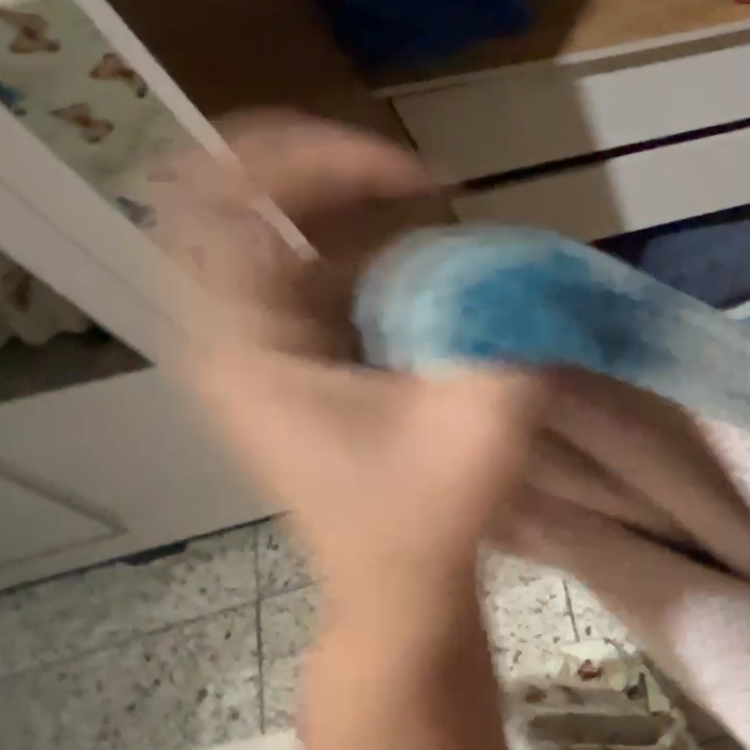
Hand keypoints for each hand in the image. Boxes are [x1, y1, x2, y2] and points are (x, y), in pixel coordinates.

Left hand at [157, 112, 543, 596]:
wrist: (399, 588)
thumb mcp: (477, 426)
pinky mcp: (288, 364)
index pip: (227, 196)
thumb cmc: (426, 519)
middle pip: (236, 198)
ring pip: (275, 234)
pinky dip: (363, 256)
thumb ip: (505, 338)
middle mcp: (229, 334)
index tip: (420, 183)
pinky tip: (425, 276)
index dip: (321, 161)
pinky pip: (307, 276)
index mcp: (245, 344)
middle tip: (416, 186)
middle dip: (330, 175)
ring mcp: (254, 348)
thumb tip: (522, 270)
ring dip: (350, 214)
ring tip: (428, 220)